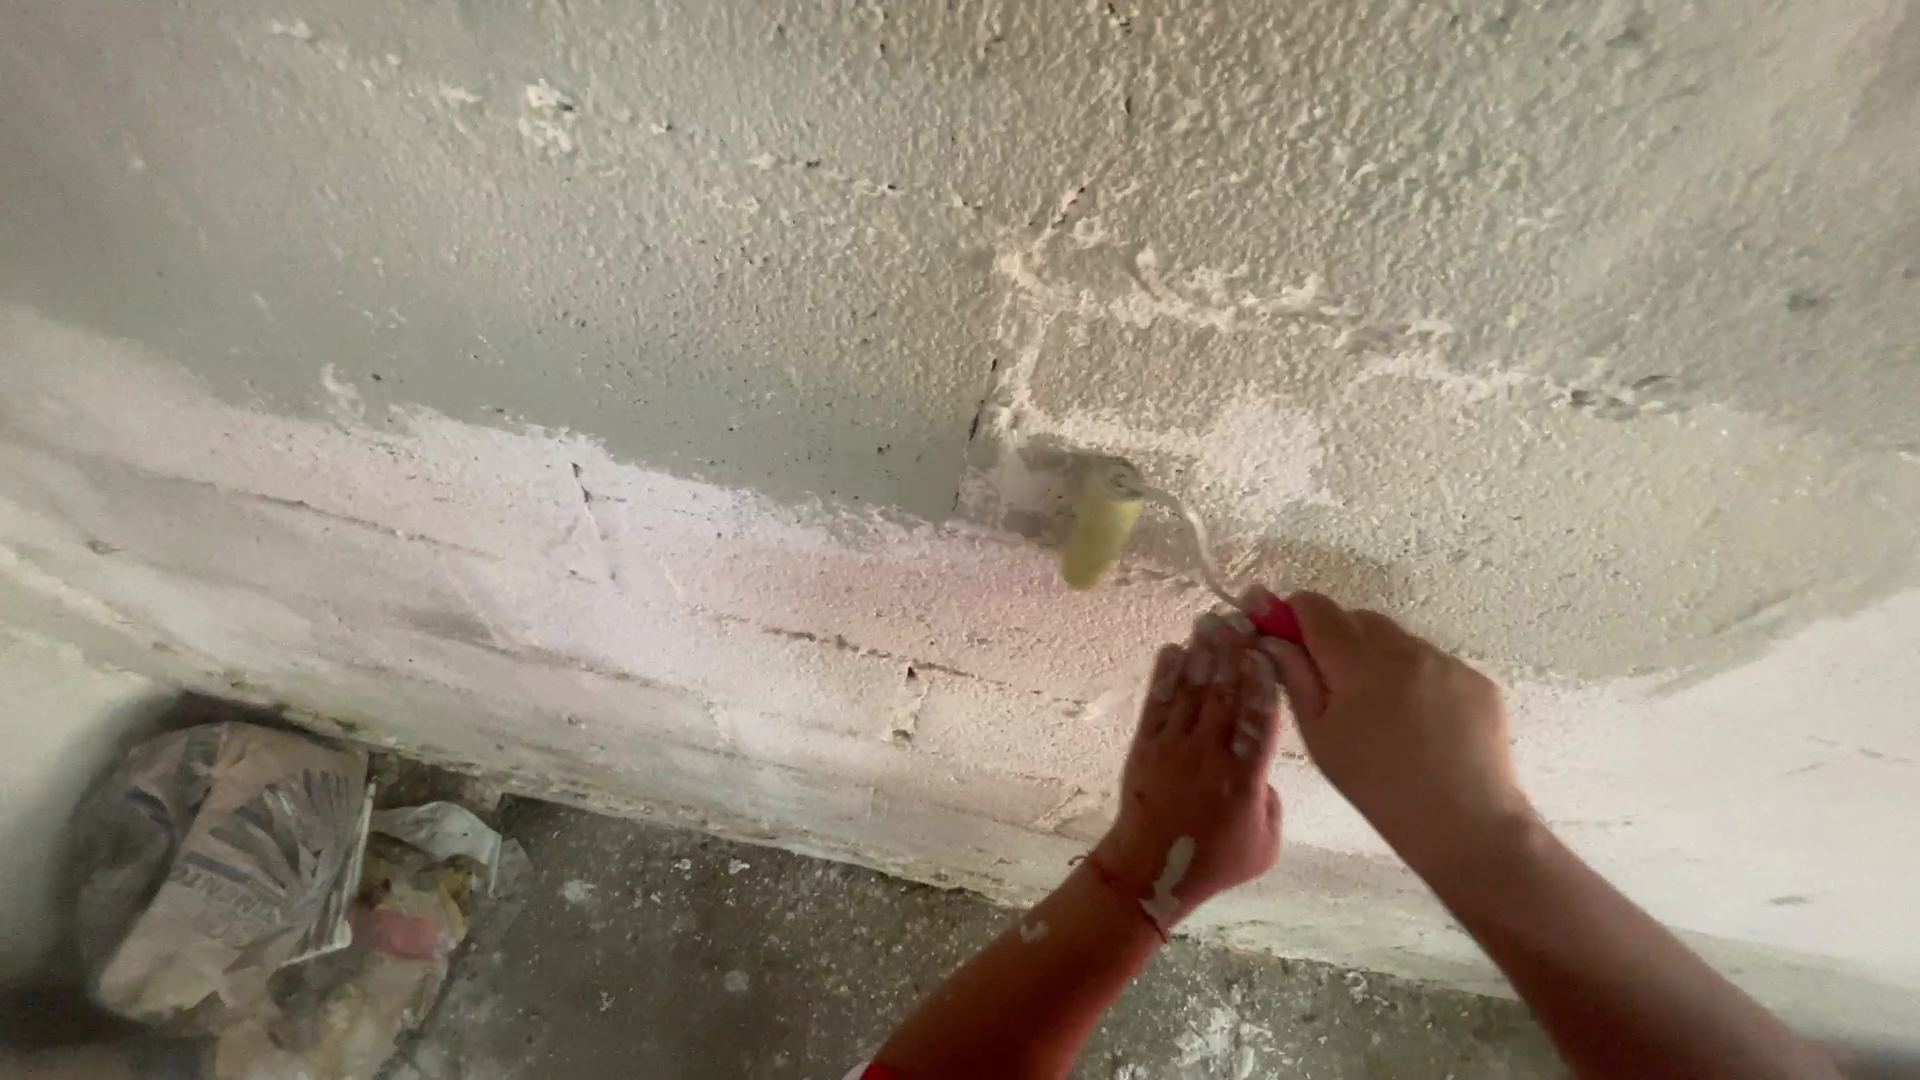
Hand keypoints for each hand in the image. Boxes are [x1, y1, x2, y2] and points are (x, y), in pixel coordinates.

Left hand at [1092, 613, 1284, 926]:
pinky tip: (1173, 649)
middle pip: (1223, 695)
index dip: (1260, 683)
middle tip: (1238, 618)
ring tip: (1209, 622)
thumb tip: (1260, 764)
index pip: (1256, 721)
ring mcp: (1172, 746)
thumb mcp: (1265, 841)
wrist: (1151, 868)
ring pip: (1190, 692)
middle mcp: (1207, 755)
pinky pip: (1157, 703)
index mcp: (1242, 780)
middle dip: (1231, 653)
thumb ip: (1269, 796)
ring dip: (1201, 654)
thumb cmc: (1214, 860)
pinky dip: (1165, 675)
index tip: (1264, 650)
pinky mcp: (1145, 744)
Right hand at [1252, 588, 1535, 876]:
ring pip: (1394, 638)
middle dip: (1335, 637)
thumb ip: (1294, 675)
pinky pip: (1430, 661)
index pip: (1314, 606)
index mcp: (1358, 659)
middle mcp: (1404, 648)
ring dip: (1375, 655)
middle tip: (1330, 681)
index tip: (1284, 638)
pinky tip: (1415, 718)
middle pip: (1356, 618)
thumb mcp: (1318, 733)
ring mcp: (1446, 661)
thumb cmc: (1374, 782)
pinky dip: (1413, 675)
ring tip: (1377, 706)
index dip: (1292, 615)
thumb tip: (1272, 639)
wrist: (1464, 823)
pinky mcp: (1477, 679)